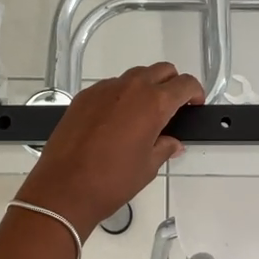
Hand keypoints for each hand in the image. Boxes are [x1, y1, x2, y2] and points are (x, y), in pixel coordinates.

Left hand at [14, 63, 203, 233]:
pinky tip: (116, 121)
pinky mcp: (84, 96)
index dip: (195, 93)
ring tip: (143, 117)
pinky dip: (121, 96)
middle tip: (173, 109)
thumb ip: (164, 147)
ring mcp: (104, 89)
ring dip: (146, 88)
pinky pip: (111, 87)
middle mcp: (130, 87)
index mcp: (153, 103)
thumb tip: (173, 142)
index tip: (195, 105)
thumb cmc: (112, 181)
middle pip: (161, 70)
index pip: (184, 84)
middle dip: (172, 84)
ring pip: (134, 76)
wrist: (64, 189)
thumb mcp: (147, 167)